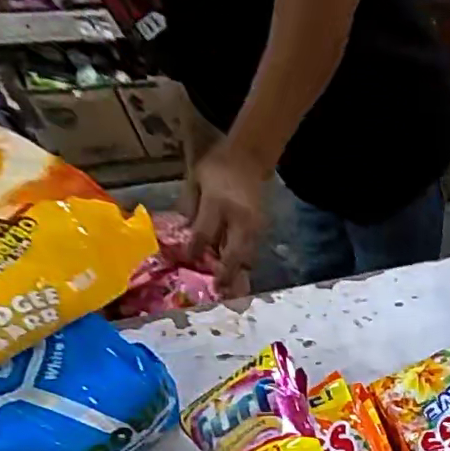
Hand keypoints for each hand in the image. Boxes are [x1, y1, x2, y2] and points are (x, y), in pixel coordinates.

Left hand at [187, 142, 266, 297]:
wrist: (248, 160)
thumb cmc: (217, 168)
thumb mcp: (195, 181)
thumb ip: (191, 208)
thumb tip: (188, 236)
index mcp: (219, 203)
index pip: (205, 233)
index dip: (195, 249)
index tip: (188, 261)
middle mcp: (239, 218)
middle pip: (234, 252)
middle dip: (227, 273)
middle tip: (220, 290)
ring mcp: (254, 226)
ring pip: (247, 256)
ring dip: (238, 273)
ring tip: (232, 291)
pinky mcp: (261, 230)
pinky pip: (251, 251)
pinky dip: (244, 264)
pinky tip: (238, 274)